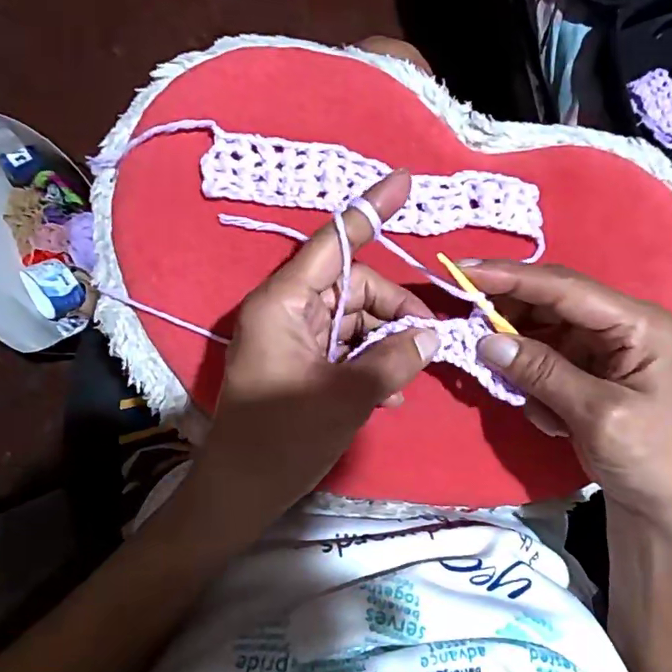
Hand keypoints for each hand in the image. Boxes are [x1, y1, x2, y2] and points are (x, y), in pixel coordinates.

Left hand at [185, 173, 438, 527]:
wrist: (240, 491)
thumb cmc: (283, 440)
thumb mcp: (348, 397)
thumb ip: (394, 360)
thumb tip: (430, 337)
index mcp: (284, 304)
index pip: (334, 243)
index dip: (371, 210)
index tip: (404, 180)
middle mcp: (286, 311)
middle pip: (353, 286)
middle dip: (393, 309)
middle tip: (426, 343)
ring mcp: (291, 337)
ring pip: (353, 318)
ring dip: (384, 342)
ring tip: (407, 377)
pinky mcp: (297, 362)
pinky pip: (342, 346)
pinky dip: (368, 361)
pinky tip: (389, 394)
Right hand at [465, 262, 671, 556]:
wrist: (662, 505)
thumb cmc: (647, 456)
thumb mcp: (596, 414)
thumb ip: (542, 372)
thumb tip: (486, 340)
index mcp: (636, 323)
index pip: (565, 288)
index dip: (513, 277)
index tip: (464, 272)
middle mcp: (616, 324)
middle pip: (548, 301)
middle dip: (507, 311)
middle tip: (462, 318)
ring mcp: (597, 346)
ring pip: (537, 330)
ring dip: (518, 356)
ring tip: (517, 387)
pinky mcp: (580, 369)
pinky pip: (538, 360)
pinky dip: (529, 383)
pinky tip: (552, 418)